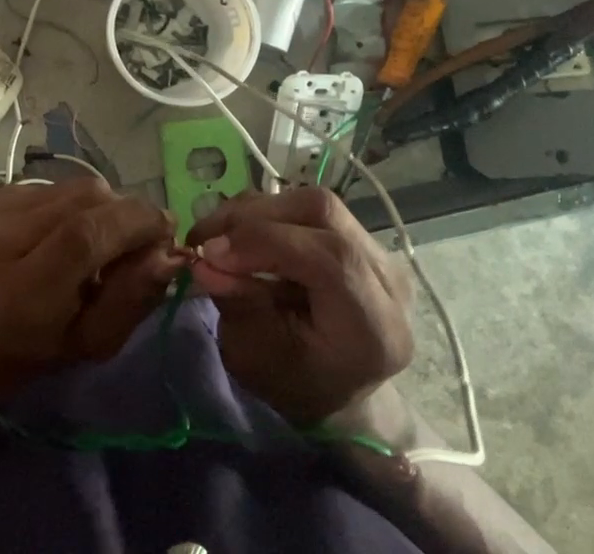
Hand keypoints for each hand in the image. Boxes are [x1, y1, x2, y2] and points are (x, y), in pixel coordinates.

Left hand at [0, 177, 183, 406]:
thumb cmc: (33, 351)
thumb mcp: (92, 343)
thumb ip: (132, 298)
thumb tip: (170, 253)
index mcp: (25, 289)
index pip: (85, 233)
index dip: (134, 223)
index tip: (167, 231)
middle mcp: (4, 238)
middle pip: (85, 199)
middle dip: (127, 212)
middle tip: (142, 240)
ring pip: (74, 187)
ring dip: (104, 207)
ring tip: (105, 240)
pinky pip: (55, 187)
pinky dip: (77, 204)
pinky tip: (71, 232)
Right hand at [187, 186, 412, 425]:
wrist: (337, 390)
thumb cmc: (295, 383)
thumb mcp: (255, 358)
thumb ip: (238, 307)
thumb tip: (204, 263)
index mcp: (373, 325)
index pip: (329, 257)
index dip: (263, 243)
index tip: (208, 254)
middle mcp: (388, 281)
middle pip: (322, 213)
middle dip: (253, 218)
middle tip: (205, 237)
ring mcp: (379, 254)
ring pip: (313, 202)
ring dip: (254, 212)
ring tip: (217, 235)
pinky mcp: (360, 239)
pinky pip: (310, 208)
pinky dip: (266, 213)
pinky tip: (241, 236)